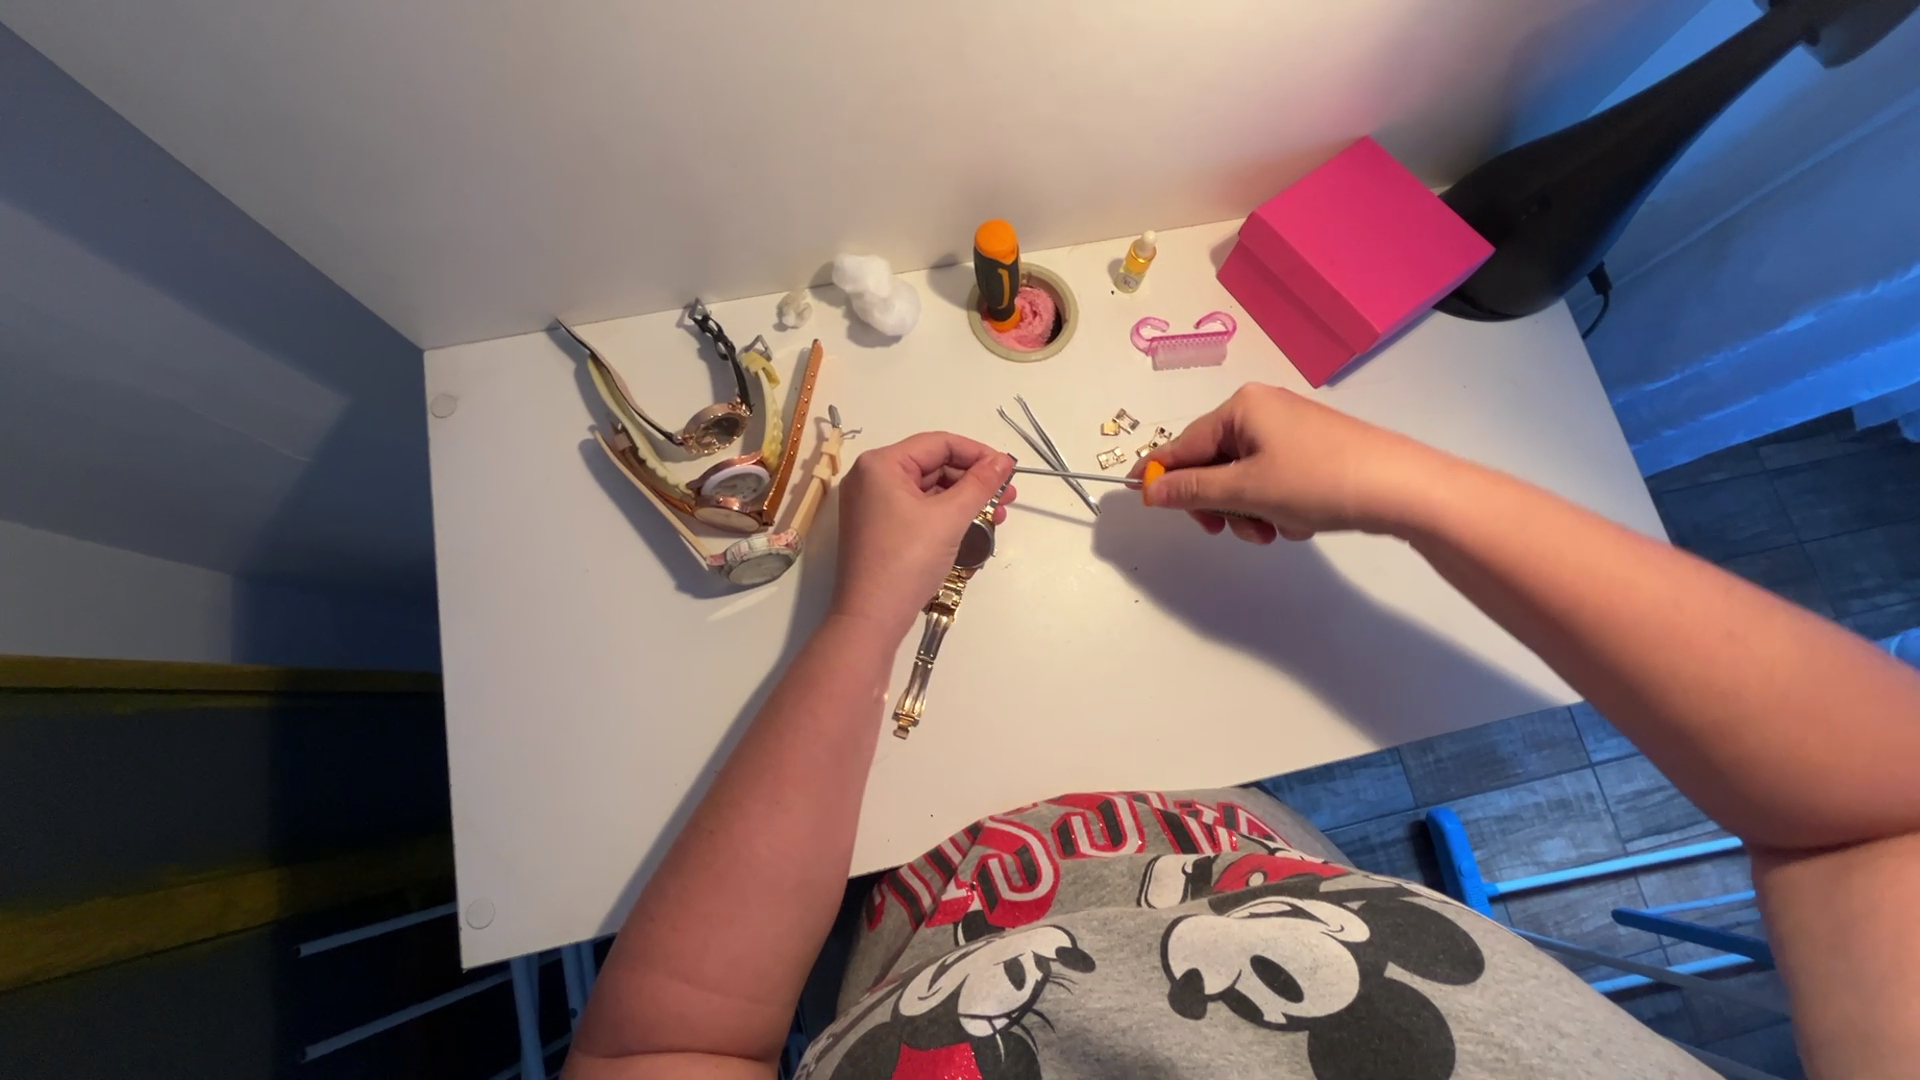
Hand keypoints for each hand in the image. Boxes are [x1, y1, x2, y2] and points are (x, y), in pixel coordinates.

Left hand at [830, 433, 1015, 638]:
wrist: (872, 617)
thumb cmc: (907, 560)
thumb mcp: (949, 518)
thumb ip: (979, 484)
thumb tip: (1003, 461)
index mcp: (881, 464)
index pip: (938, 444)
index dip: (977, 453)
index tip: (1008, 470)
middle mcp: (872, 478)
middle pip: (933, 465)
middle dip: (973, 480)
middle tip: (1008, 497)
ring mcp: (873, 505)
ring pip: (929, 490)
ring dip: (964, 499)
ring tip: (997, 515)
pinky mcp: (879, 528)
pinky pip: (919, 510)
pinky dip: (946, 515)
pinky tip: (973, 526)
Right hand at [1131, 383, 1435, 543]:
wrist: (1404, 489)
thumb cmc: (1317, 480)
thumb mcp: (1244, 490)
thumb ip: (1190, 489)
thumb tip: (1149, 489)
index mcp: (1240, 408)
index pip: (1182, 444)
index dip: (1158, 473)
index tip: (1137, 496)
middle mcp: (1260, 411)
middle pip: (1210, 463)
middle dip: (1216, 503)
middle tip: (1223, 531)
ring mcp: (1287, 431)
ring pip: (1240, 479)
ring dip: (1246, 512)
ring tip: (1272, 531)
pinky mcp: (1309, 452)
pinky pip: (1269, 481)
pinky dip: (1273, 506)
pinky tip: (1297, 521)